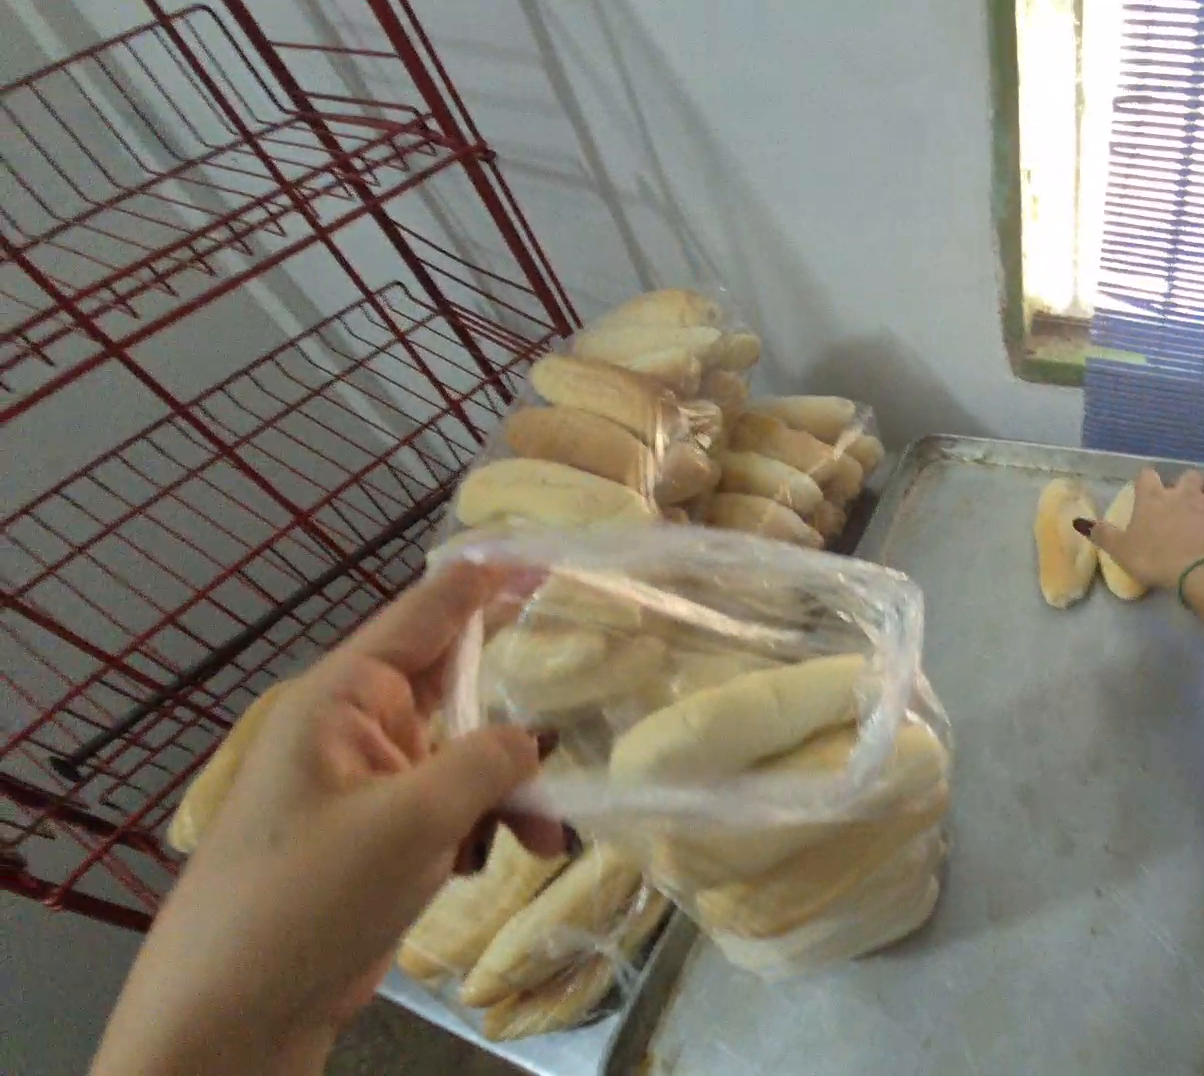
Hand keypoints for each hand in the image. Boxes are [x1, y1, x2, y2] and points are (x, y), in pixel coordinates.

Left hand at [94, 562, 563, 1075]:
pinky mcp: (395, 824)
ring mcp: (380, 777)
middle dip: (522, 691)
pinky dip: (502, 818)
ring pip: (476, 748)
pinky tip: (524, 850)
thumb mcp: (413, 820)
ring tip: (552, 827)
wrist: (234, 1021)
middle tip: (591, 660)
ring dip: (519, 783)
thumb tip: (538, 737)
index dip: (489, 580)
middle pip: (463, 678)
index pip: (428, 612)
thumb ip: (491, 758)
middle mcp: (363, 725)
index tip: (551, 559)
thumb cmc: (308, 898)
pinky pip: (467, 797)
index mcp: (347, 698)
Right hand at [1083, 467, 1203, 588]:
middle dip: (1183, 484)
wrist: (1201, 570)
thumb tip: (1079, 521)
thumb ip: (1102, 534)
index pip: (1147, 476)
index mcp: (1152, 499)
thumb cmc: (1156, 559)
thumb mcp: (1121, 551)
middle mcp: (1181, 493)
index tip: (1145, 491)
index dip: (1146, 482)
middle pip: (1185, 475)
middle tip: (1180, 500)